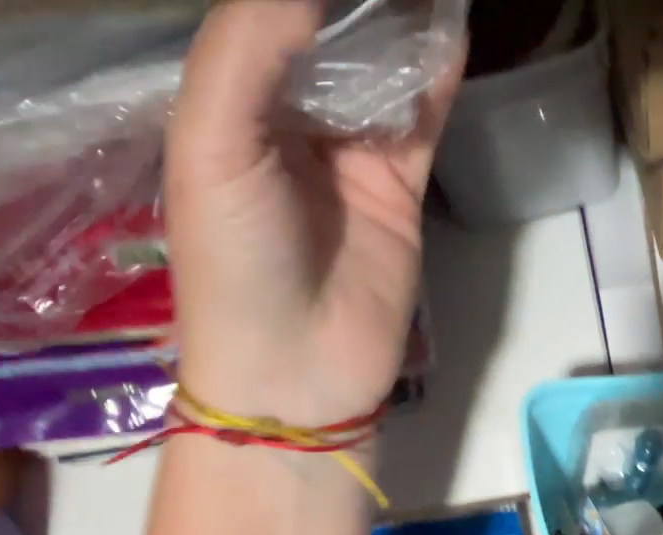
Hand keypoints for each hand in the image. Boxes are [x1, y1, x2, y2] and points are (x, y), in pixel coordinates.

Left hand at [165, 0, 461, 427]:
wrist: (296, 369)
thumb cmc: (234, 260)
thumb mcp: (211, 145)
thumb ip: (248, 50)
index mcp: (228, 108)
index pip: (266, 21)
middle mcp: (288, 124)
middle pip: (327, 38)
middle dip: (354, 3)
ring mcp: (349, 158)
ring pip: (378, 72)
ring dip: (399, 26)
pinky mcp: (399, 191)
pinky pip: (420, 121)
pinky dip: (436, 77)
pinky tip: (451, 28)